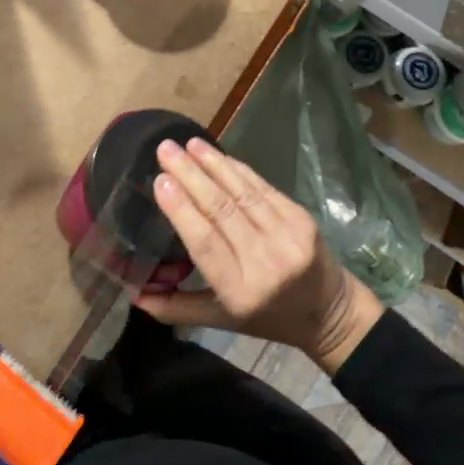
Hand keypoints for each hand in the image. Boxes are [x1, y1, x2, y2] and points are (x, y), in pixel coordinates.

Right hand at [134, 138, 383, 373]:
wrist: (331, 312)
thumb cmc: (268, 318)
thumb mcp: (222, 321)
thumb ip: (177, 308)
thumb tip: (133, 294)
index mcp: (240, 293)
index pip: (206, 244)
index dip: (182, 211)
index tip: (161, 181)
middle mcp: (265, 263)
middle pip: (222, 211)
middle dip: (191, 175)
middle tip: (165, 149)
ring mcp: (288, 237)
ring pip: (242, 193)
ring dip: (213, 164)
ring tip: (188, 143)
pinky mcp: (302, 219)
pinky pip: (263, 188)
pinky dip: (239, 169)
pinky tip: (218, 155)